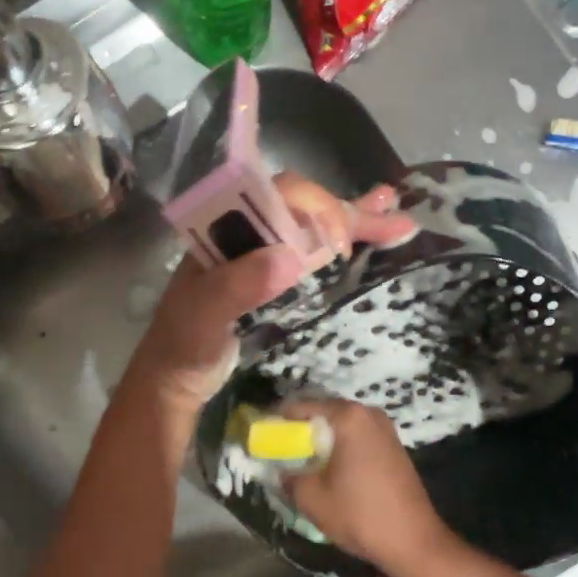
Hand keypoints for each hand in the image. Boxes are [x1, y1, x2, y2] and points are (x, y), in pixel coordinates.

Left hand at [122, 176, 415, 414]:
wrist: (176, 380)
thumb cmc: (183, 344)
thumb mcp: (204, 316)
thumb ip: (238, 286)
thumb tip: (290, 258)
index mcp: (226, 229)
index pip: (278, 196)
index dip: (316, 209)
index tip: (338, 245)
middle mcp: (249, 235)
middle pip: (305, 208)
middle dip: (350, 212)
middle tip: (395, 221)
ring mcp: (265, 258)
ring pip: (316, 229)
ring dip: (358, 222)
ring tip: (401, 220)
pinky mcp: (278, 283)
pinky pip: (316, 256)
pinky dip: (347, 246)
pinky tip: (378, 238)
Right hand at [279, 398, 456, 569]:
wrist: (413, 541)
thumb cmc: (359, 514)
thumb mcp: (311, 497)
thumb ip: (288, 476)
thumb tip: (280, 469)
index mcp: (348, 417)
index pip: (300, 407)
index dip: (277, 422)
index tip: (263, 439)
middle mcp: (369, 414)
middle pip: (323, 413)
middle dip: (300, 432)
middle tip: (280, 454)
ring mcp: (385, 429)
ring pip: (341, 427)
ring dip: (321, 442)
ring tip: (303, 465)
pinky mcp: (393, 447)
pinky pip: (357, 439)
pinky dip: (340, 449)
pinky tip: (330, 472)